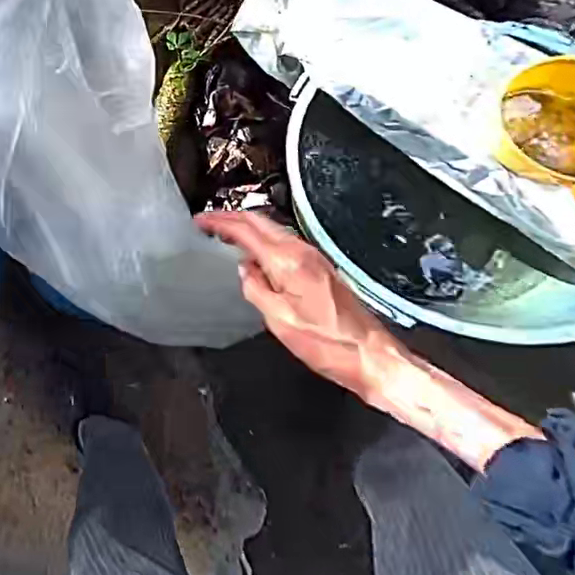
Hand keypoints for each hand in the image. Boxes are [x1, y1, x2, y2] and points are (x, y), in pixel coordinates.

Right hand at [197, 210, 541, 470]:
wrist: (374, 358)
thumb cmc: (329, 344)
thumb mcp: (278, 320)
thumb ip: (255, 289)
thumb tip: (244, 270)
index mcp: (288, 261)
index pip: (246, 229)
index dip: (219, 222)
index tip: (200, 221)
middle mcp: (303, 252)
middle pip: (260, 220)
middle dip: (231, 216)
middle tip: (208, 221)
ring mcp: (315, 257)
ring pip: (273, 228)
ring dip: (247, 225)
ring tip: (226, 232)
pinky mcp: (321, 267)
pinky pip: (284, 241)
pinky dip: (262, 238)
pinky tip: (255, 251)